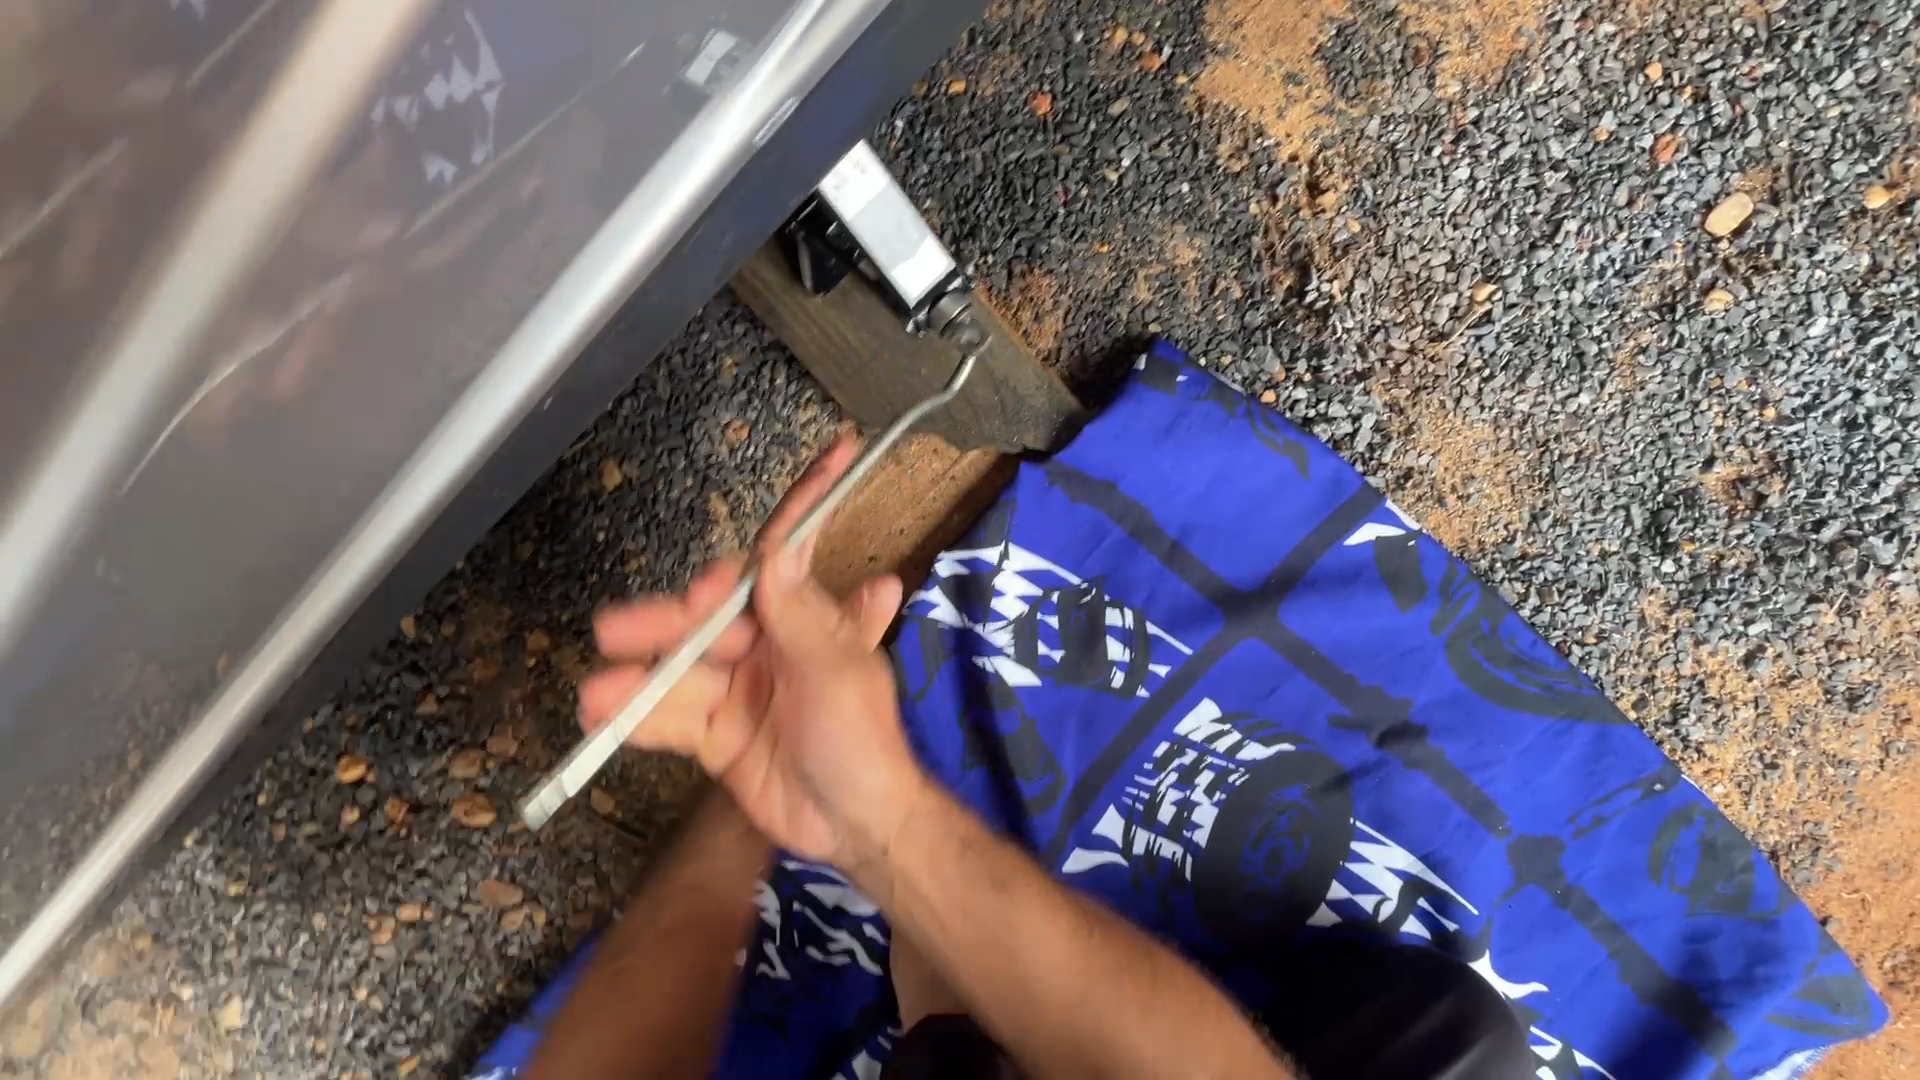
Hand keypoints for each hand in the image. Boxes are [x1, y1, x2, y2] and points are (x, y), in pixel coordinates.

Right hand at [579, 438, 927, 868]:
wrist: (854, 826)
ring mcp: (740, 688)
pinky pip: (670, 718)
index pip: (790, 555)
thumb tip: (782, 548)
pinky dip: (637, 717)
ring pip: (681, 668)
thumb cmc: (860, 738)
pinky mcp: (715, 733)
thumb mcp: (835, 670)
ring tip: (596, 686)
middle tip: (621, 627)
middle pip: (710, 617)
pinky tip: (600, 715)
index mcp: (807, 619)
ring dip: (639, 674)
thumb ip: (801, 613)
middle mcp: (770, 644)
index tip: (838, 445)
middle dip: (670, 620)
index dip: (806, 502)